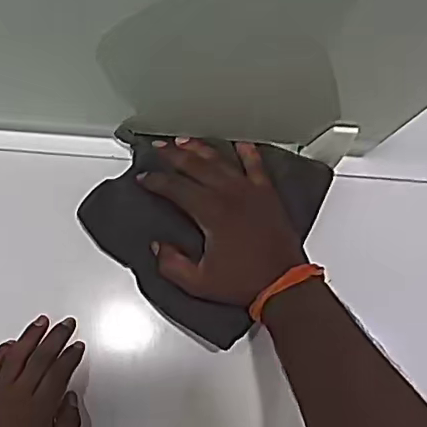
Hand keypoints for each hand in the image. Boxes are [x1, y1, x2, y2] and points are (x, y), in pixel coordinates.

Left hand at [0, 316, 84, 426]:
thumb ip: (68, 424)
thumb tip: (69, 401)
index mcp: (39, 408)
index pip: (59, 372)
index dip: (70, 356)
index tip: (77, 346)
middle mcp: (18, 395)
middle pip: (41, 357)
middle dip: (56, 337)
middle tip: (66, 325)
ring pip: (17, 356)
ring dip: (30, 336)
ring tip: (40, 323)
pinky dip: (2, 354)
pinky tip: (10, 345)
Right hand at [138, 138, 307, 306]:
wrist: (283, 284)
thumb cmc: (244, 283)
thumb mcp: (197, 282)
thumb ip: (171, 264)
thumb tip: (159, 247)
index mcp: (212, 213)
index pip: (176, 188)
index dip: (156, 180)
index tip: (144, 178)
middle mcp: (231, 196)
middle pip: (196, 166)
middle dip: (173, 155)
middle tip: (159, 148)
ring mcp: (251, 192)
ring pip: (222, 161)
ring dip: (201, 149)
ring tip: (185, 142)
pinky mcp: (267, 195)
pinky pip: (256, 166)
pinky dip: (247, 153)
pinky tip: (240, 145)